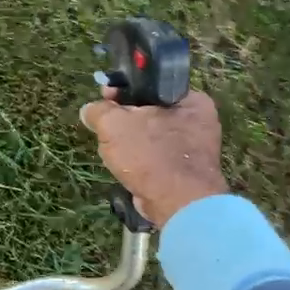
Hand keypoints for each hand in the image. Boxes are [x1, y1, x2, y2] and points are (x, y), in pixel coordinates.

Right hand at [79, 87, 228, 226]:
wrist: (177, 203)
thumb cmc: (149, 154)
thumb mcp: (113, 123)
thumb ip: (98, 110)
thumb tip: (91, 110)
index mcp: (191, 100)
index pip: (150, 86)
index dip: (123, 90)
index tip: (104, 98)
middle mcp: (199, 121)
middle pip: (148, 111)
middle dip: (124, 120)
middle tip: (106, 128)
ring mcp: (195, 147)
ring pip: (150, 134)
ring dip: (130, 141)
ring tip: (114, 150)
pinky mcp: (187, 169)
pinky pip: (156, 154)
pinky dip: (140, 159)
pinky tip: (128, 166)